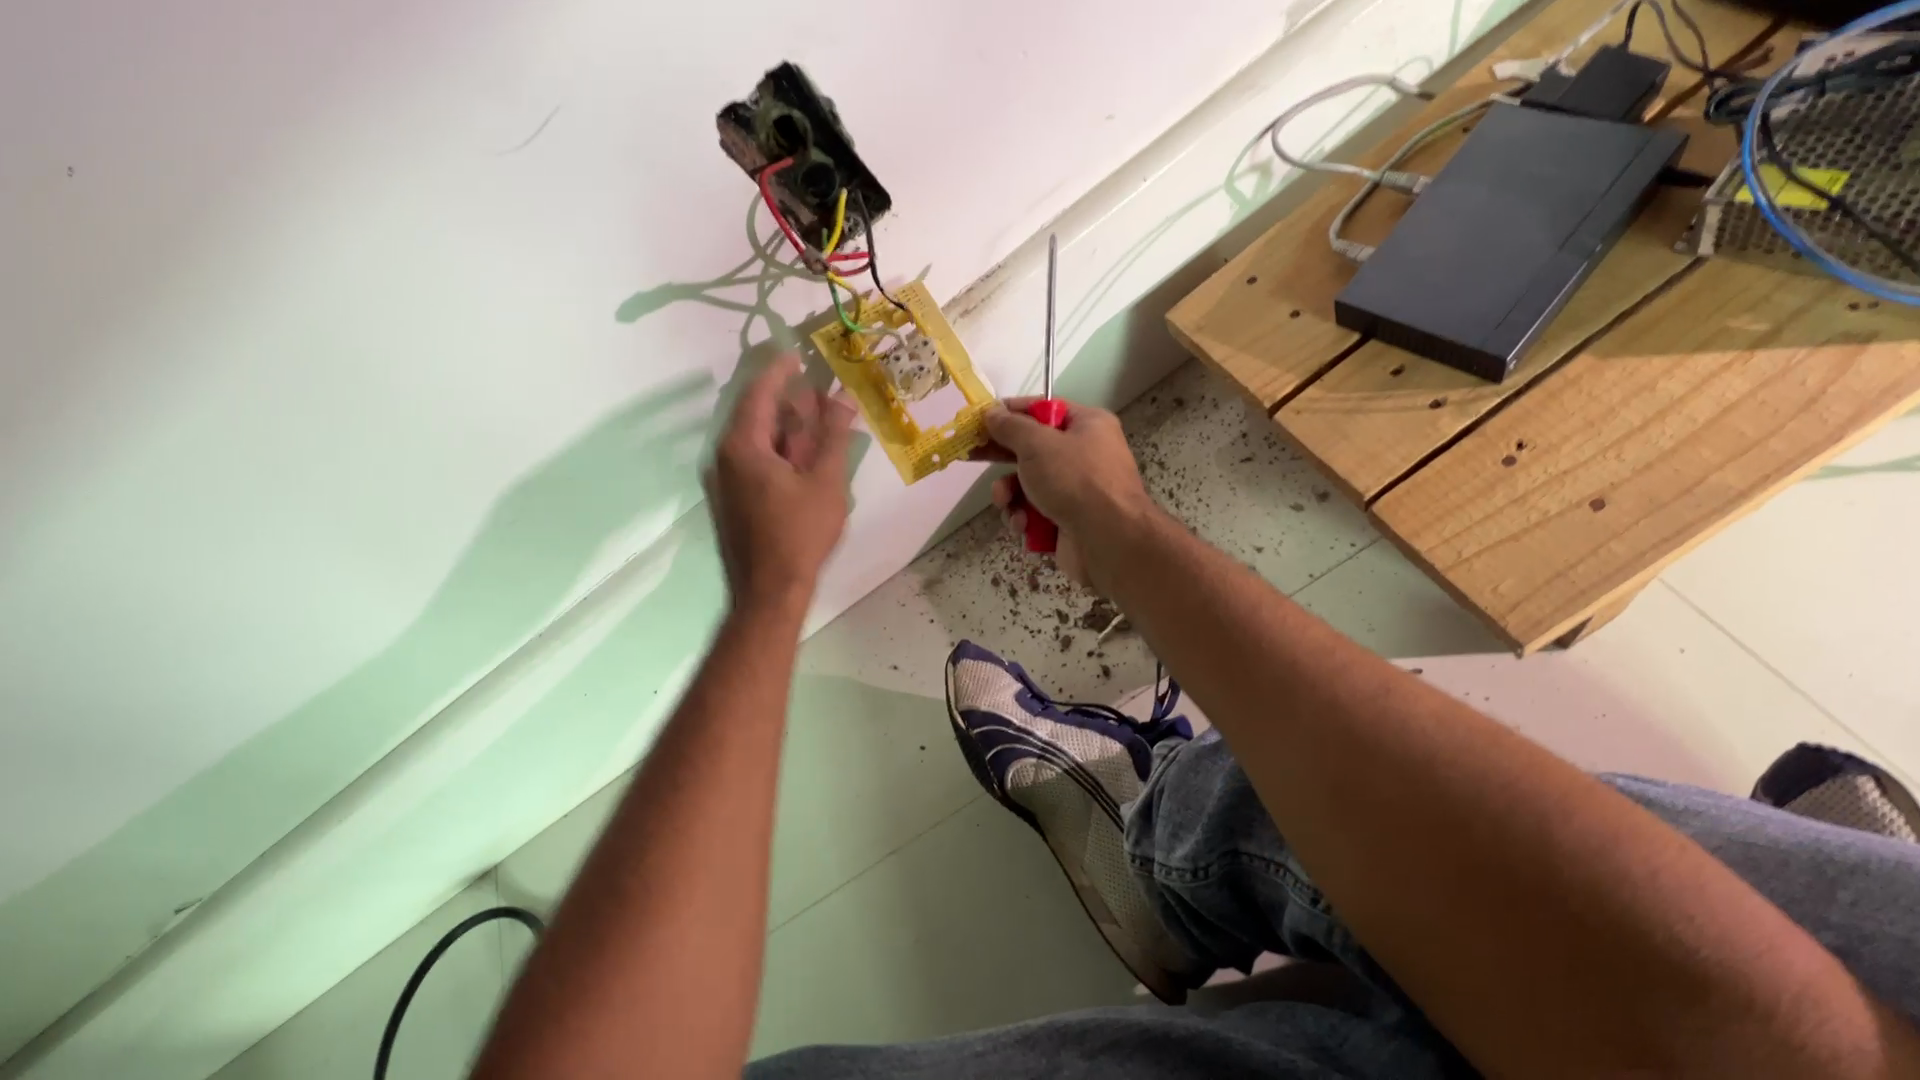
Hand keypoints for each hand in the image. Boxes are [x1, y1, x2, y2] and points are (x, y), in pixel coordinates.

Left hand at [707, 355, 854, 614]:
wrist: (769, 592)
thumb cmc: (800, 534)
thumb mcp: (826, 482)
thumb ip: (833, 437)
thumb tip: (842, 400)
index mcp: (742, 446)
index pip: (758, 392)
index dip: (780, 370)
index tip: (799, 355)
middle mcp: (723, 457)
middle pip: (754, 415)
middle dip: (787, 401)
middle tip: (818, 393)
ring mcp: (723, 481)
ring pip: (754, 440)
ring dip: (784, 429)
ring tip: (816, 425)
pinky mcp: (730, 501)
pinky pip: (751, 461)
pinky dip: (776, 451)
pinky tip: (801, 460)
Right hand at [976, 397, 1152, 587]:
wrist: (1108, 540)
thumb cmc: (1075, 480)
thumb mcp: (1037, 444)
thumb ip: (1010, 427)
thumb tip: (991, 413)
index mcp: (1087, 425)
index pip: (1043, 409)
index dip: (1011, 413)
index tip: (981, 419)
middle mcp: (1085, 454)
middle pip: (1032, 450)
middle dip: (1003, 459)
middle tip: (970, 455)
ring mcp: (1077, 490)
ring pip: (1028, 486)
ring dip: (1011, 496)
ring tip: (1006, 503)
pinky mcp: (1068, 521)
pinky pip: (1035, 513)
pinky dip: (1025, 519)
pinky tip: (1024, 525)